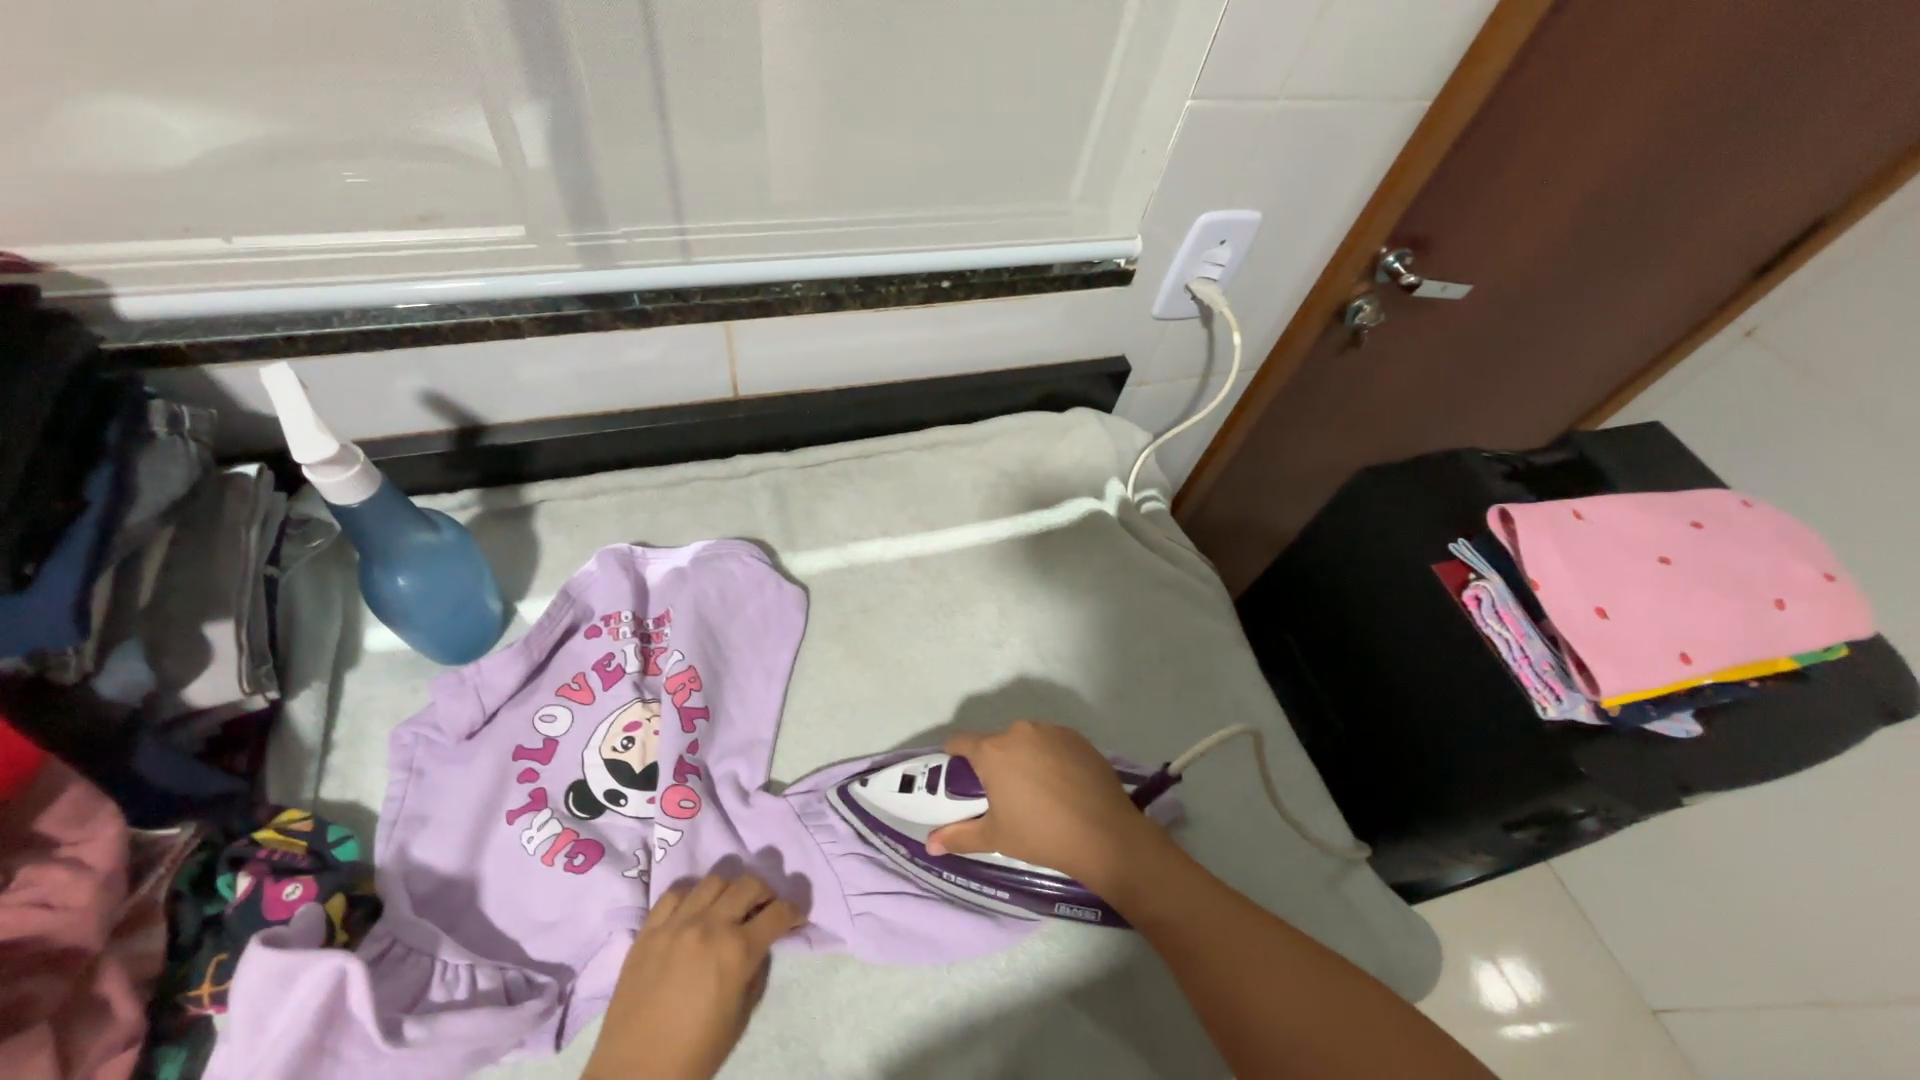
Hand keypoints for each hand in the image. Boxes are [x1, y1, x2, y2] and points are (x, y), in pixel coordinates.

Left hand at [584, 872, 802, 1079]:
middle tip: (765, 910)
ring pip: (714, 880)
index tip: (795, 919)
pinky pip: (675, 893)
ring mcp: (675, 924)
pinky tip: (694, 912)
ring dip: (731, 889)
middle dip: (767, 893)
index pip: (779, 912)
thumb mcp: (742, 1014)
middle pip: (749, 884)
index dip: (794, 912)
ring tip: (729, 907)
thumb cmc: (697, 1052)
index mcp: (738, 951)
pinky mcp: (648, 930)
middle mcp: (709, 926)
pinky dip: (692, 895)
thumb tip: (759, 947)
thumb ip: (755, 970)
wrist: (636, 1071)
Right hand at [927, 720, 1169, 895]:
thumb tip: (930, 845)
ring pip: (1025, 740)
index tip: (958, 778)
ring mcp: (1051, 731)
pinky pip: (1052, 743)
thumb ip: (959, 836)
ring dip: (1022, 757)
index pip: (960, 742)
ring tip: (1034, 790)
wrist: (1104, 835)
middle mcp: (1019, 732)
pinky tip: (1060, 784)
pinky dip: (1049, 757)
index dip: (954, 758)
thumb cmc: (1041, 835)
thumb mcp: (996, 837)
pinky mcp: (1077, 738)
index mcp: (993, 751)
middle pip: (995, 742)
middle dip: (993, 762)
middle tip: (1001, 794)